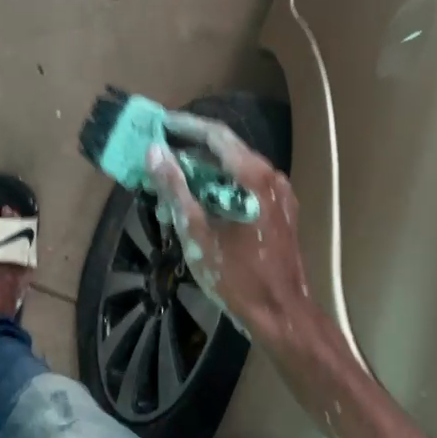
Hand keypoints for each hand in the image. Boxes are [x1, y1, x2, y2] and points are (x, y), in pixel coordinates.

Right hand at [145, 112, 310, 338]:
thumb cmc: (236, 275)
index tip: (159, 123)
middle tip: (158, 156)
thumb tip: (154, 152)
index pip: (215, 134)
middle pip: (225, 150)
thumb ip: (174, 187)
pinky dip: (218, 187)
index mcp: (252, 175)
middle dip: (189, 152)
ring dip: (201, 173)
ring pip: (234, 170)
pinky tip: (196, 203)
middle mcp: (270, 177)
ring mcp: (278, 194)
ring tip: (170, 184)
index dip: (185, 126)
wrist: (281, 314)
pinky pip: (244, 187)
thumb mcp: (196, 231)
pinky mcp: (278, 211)